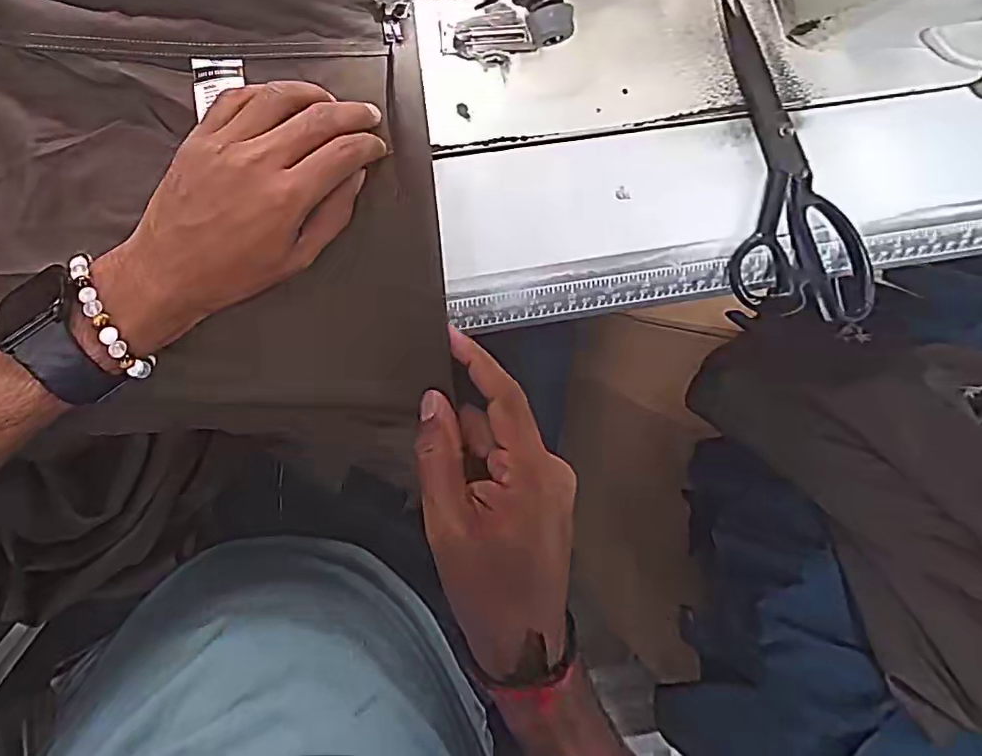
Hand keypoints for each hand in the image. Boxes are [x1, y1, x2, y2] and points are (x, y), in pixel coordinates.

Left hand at [91, 81, 389, 356]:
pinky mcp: (200, 139)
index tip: (374, 145)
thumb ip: (332, 215)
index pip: (343, 151)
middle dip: (354, 113)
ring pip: (279, 96)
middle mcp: (256, 163)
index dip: (368, 143)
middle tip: (365, 116)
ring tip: (326, 100)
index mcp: (284, 197)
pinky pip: (234, 97)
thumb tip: (352, 180)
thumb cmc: (225, 273)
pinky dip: (262, 90)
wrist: (166, 272)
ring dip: (313, 92)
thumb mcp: (295, 259)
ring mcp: (225, 146)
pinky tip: (275, 97)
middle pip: (319, 117)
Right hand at [417, 327, 577, 680]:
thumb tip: (433, 401)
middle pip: (494, 423)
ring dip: (465, 456)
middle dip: (457, 432)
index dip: (478, 362)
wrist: (523, 646)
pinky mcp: (546, 494)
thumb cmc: (484, 588)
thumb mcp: (446, 520)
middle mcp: (551, 469)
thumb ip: (437, 453)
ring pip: (495, 443)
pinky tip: (463, 504)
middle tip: (430, 464)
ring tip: (450, 503)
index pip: (506, 398)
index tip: (451, 335)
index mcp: (532, 471)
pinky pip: (503, 460)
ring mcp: (552, 482)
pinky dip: (477, 468)